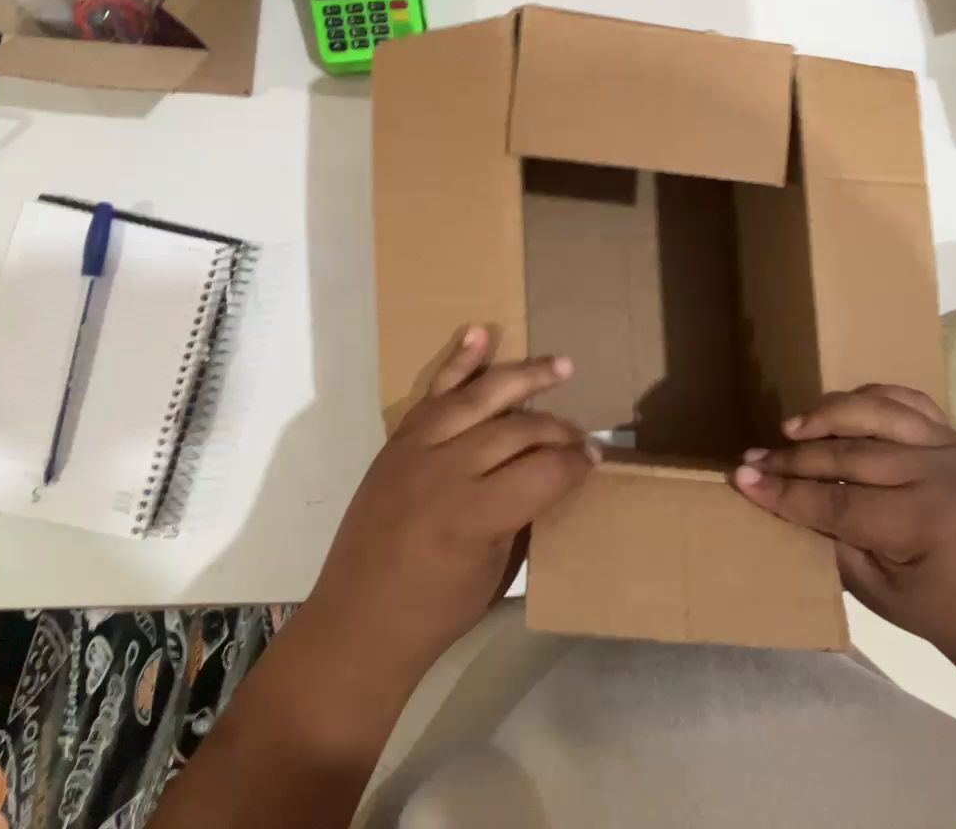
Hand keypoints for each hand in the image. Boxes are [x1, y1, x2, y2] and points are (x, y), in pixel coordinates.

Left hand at [302, 325, 596, 676]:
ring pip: (479, 398)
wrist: (358, 621)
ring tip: (561, 366)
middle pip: (517, 430)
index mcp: (473, 515)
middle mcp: (443, 471)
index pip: (544, 470)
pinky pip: (431, 394)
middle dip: (559, 430)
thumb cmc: (436, 610)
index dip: (578, 463)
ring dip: (523, 377)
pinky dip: (458, 363)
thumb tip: (558, 474)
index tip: (598, 461)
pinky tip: (481, 333)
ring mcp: (414, 450)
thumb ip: (527, 512)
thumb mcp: (497, 568)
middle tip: (583, 437)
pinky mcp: (396, 442)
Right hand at [733, 385, 955, 661]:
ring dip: (826, 416)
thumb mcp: (875, 589)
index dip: (784, 493)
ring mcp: (949, 446)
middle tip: (752, 460)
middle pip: (848, 454)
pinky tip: (838, 411)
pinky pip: (904, 399)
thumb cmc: (939, 608)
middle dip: (793, 459)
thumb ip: (829, 539)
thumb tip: (779, 501)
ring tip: (790, 429)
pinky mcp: (952, 435)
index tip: (741, 480)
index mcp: (924, 523)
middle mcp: (939, 473)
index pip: (837, 501)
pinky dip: (867, 397)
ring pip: (875, 411)